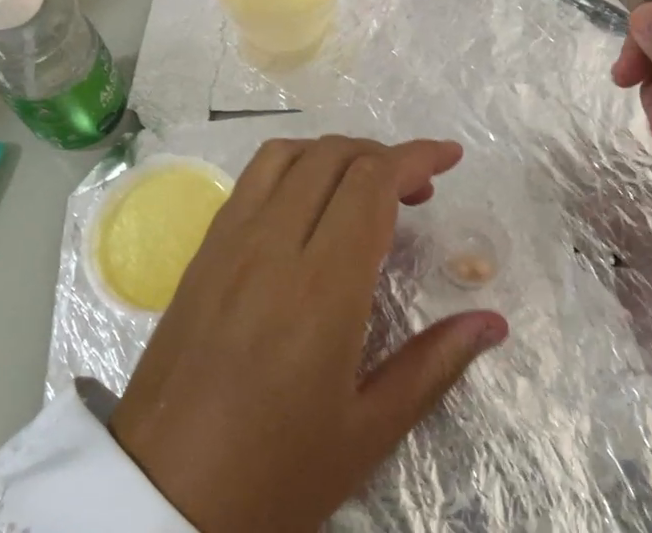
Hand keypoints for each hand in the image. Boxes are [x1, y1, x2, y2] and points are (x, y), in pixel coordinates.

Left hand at [110, 136, 508, 532]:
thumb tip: (493, 322)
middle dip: (384, 155)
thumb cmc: (274, 475)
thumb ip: (434, 364)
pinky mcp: (200, 258)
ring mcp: (227, 247)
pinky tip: (309, 210)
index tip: (450, 158)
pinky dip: (292, 169)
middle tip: (419, 189)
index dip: (416, 157)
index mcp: (321, 288)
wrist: (158, 502)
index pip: (371, 183)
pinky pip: (249, 183)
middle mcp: (271, 248)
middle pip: (332, 157)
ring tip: (365, 188)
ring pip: (284, 156)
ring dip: (335, 154)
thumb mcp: (367, 431)